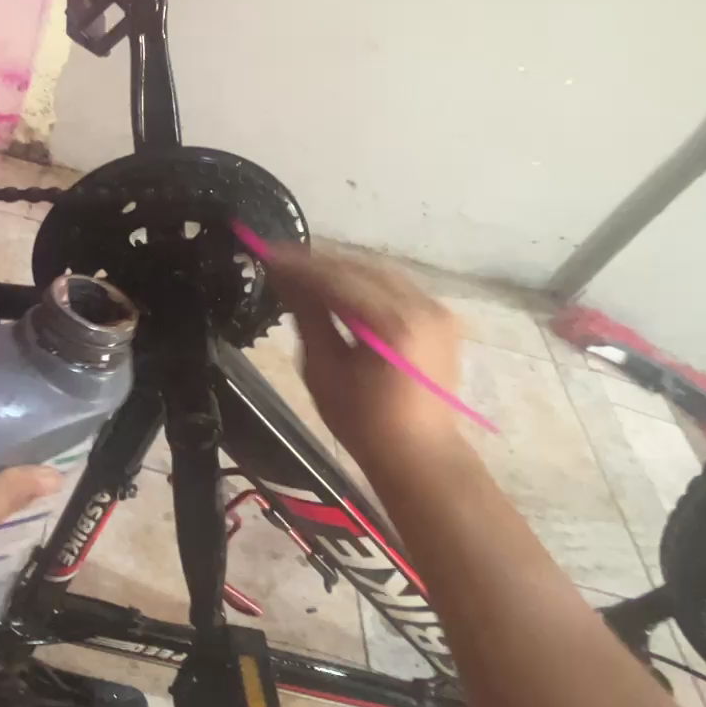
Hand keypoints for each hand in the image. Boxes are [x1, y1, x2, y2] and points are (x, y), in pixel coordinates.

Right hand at [265, 246, 464, 459]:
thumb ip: (308, 317)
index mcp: (392, 323)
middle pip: (360, 268)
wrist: (419, 453)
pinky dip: (363, 281)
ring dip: (340, 269)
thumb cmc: (363, 422)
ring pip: (378, 272)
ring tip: (303, 271)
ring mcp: (436, 309)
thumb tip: (284, 279)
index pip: (336, 278)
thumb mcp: (324, 370)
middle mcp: (421, 306)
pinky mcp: (439, 316)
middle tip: (278, 259)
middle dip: (318, 262)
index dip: (298, 265)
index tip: (266, 253)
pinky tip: (337, 285)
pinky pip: (395, 285)